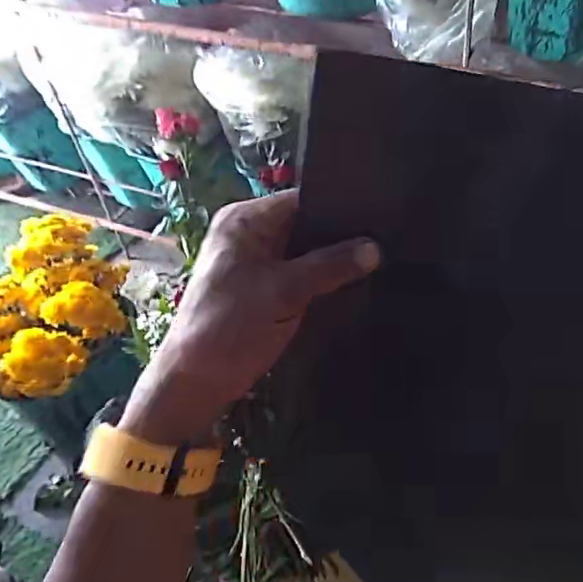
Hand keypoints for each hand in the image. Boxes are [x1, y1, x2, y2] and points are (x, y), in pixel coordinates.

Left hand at [119, 191, 379, 445]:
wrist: (197, 380)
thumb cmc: (232, 326)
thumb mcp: (285, 291)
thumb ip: (331, 266)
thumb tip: (375, 248)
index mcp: (245, 220)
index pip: (302, 201)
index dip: (340, 207)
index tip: (379, 216)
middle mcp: (249, 234)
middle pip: (305, 225)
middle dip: (341, 236)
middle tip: (385, 241)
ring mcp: (256, 263)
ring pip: (305, 253)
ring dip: (333, 260)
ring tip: (378, 259)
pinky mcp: (264, 290)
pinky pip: (300, 275)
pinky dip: (321, 280)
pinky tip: (354, 283)